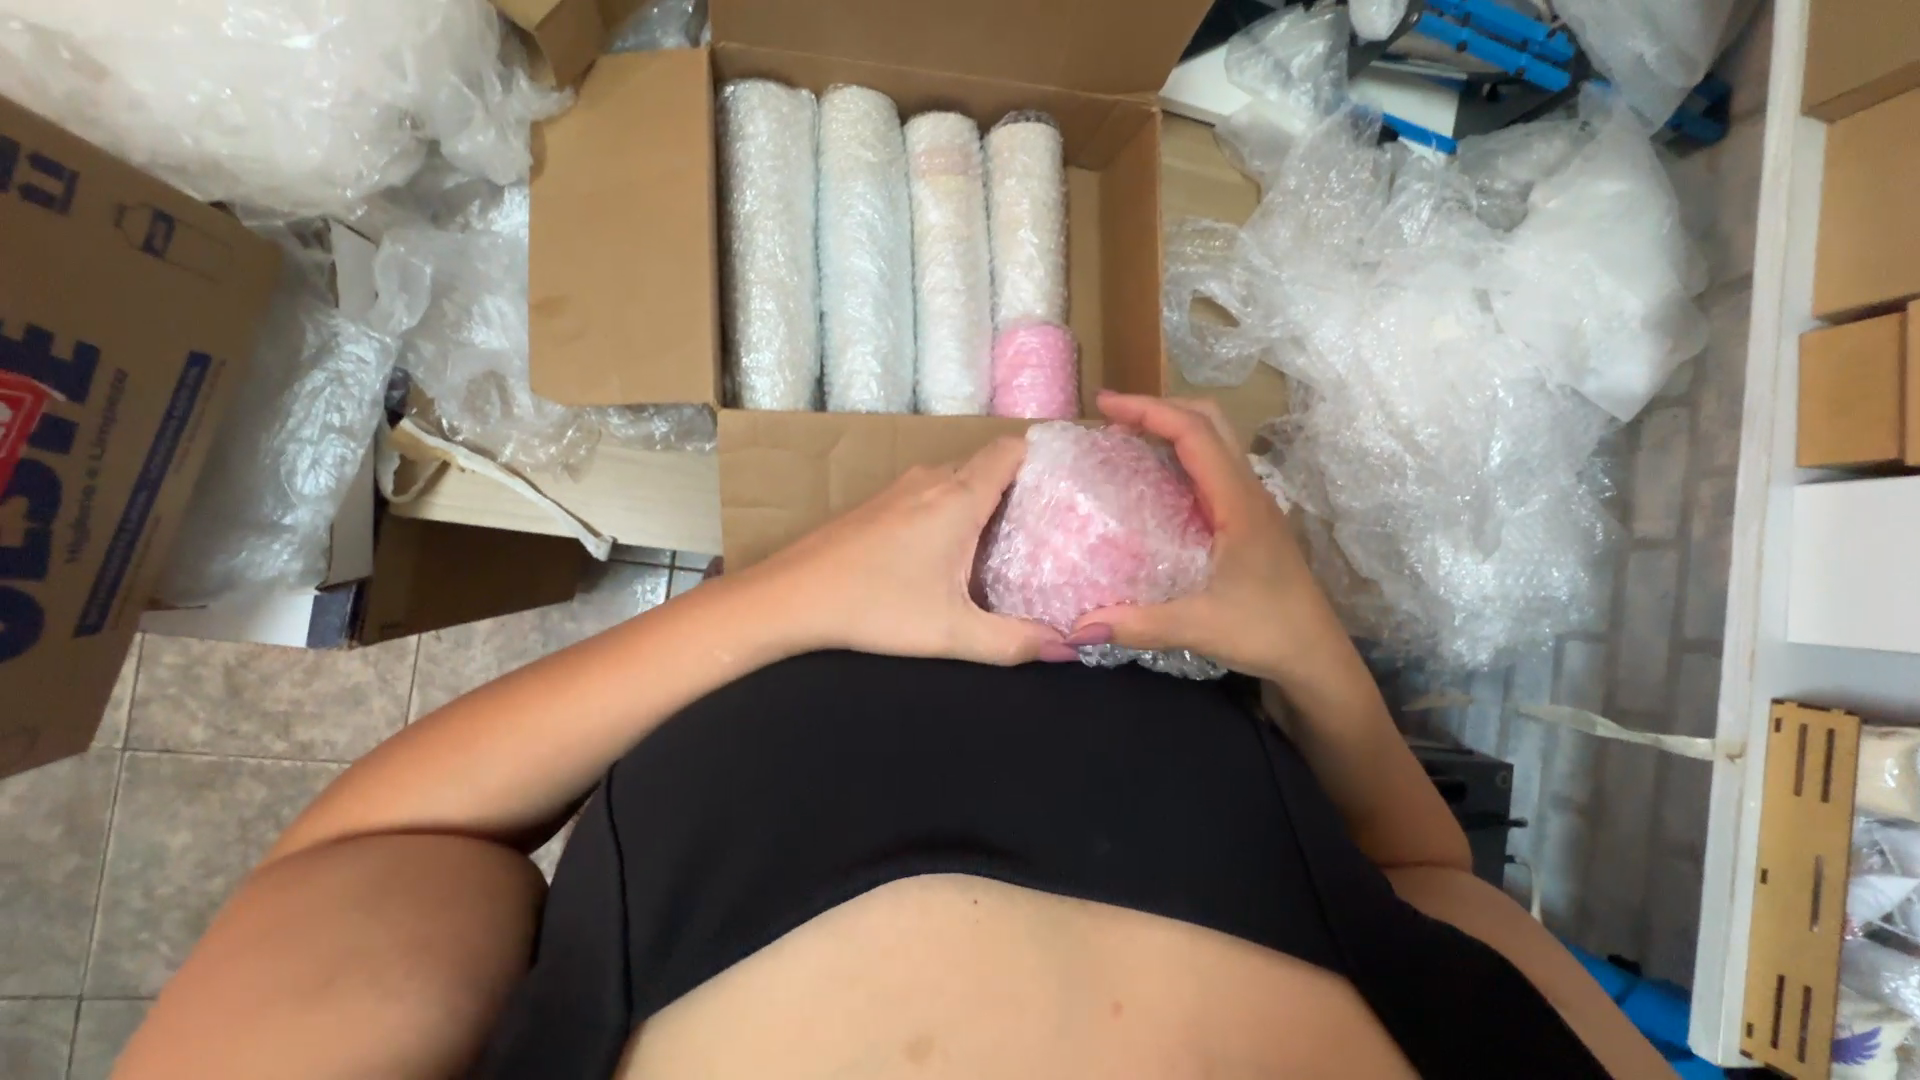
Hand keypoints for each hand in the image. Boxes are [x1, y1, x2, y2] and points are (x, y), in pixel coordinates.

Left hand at [738, 435, 1074, 665]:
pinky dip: (952, 509)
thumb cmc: (875, 607)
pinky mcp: (877, 504)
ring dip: (983, 501)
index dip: (1043, 456)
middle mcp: (931, 479)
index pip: (1012, 448)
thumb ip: (1014, 641)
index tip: (1068, 483)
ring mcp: (900, 488)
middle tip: (1050, 525)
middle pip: (988, 465)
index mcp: (959, 497)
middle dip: (1020, 488)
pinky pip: (930, 493)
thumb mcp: (952, 633)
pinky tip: (952, 552)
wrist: (790, 597)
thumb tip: (1067, 648)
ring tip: (1009, 540)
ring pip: (957, 479)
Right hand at [1072, 392, 1347, 683]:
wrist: (1317, 657)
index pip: (1194, 434)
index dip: (1149, 411)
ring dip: (1174, 427)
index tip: (1105, 406)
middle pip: (1209, 421)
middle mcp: (1249, 492)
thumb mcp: (1198, 628)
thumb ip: (1137, 624)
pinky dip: (1182, 455)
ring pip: (1216, 441)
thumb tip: (1074, 628)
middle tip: (1113, 417)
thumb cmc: (1266, 633)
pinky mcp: (1251, 520)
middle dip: (1160, 407)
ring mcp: (1253, 504)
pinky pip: (1215, 467)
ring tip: (1128, 438)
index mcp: (1238, 503)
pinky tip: (1156, 481)